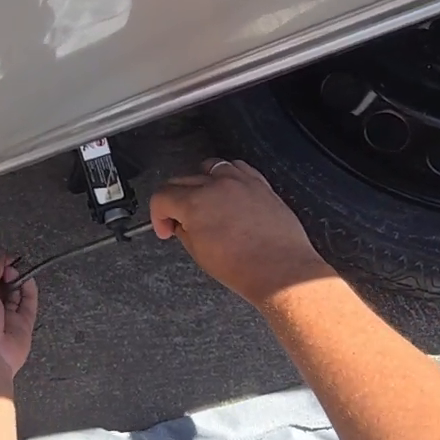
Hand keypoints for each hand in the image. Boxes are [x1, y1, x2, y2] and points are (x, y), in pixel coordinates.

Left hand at [0, 250, 38, 381]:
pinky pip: (28, 306)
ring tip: (19, 270)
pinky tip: (29, 280)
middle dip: (6, 272)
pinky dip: (30, 292)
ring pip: (15, 295)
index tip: (0, 254)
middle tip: (11, 263)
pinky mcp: (22, 327)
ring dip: (18, 280)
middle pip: (0, 287)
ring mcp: (5, 320)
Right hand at [149, 159, 334, 303]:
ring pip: (208, 167)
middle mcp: (215, 186)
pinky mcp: (260, 184)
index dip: (157, 215)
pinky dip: (226, 175)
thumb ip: (184, 230)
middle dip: (173, 201)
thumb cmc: (246, 268)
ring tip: (203, 202)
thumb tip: (181, 224)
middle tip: (179, 220)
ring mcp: (240, 182)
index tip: (165, 226)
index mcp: (194, 203)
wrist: (281, 272)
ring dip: (199, 182)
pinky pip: (237, 167)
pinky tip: (227, 192)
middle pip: (180, 180)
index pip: (161, 196)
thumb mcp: (199, 253)